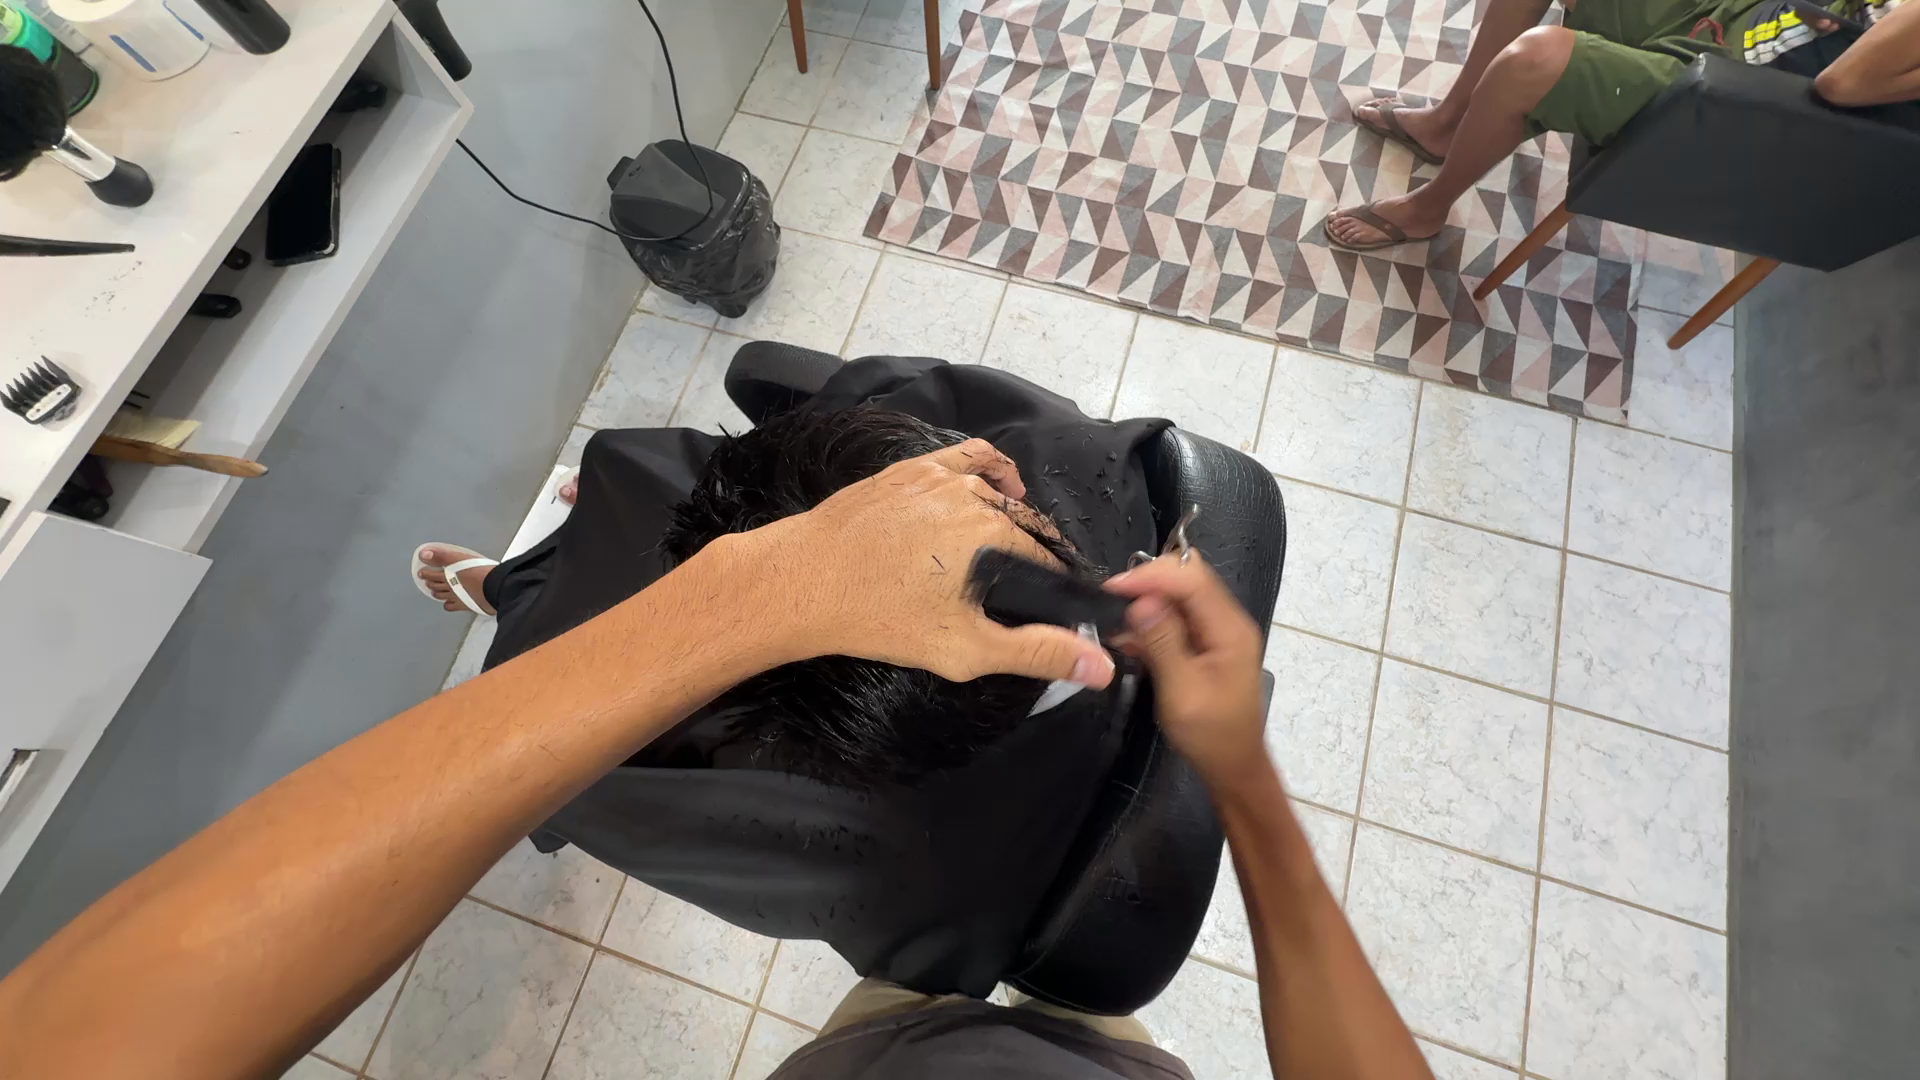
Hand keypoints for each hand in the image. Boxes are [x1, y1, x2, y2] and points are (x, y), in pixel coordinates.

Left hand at [727, 439, 1114, 687]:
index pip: (1046, 558)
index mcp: (992, 534)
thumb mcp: (965, 648)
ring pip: (999, 488)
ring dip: (1017, 512)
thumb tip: (1102, 665)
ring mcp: (939, 475)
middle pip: (1025, 522)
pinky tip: (993, 486)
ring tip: (1016, 538)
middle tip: (1025, 583)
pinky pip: (966, 457)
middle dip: (1035, 550)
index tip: (1052, 603)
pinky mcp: (910, 468)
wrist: (802, 581)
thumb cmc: (881, 618)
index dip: (1055, 583)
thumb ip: (1036, 652)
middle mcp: (973, 495)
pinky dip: (990, 469)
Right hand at [1105, 553, 1268, 785]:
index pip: (1191, 578)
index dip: (1151, 575)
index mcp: (1229, 629)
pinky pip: (1175, 617)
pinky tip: (1127, 638)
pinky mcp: (1204, 642)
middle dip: (1147, 584)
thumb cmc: (1210, 735)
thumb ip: (1163, 642)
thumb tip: (1141, 601)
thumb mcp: (1182, 691)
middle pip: (1186, 578)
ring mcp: (1217, 630)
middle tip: (1110, 602)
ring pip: (1178, 595)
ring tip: (1114, 622)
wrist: (1233, 767)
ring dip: (1145, 602)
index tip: (1113, 588)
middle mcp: (1227, 620)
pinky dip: (1149, 621)